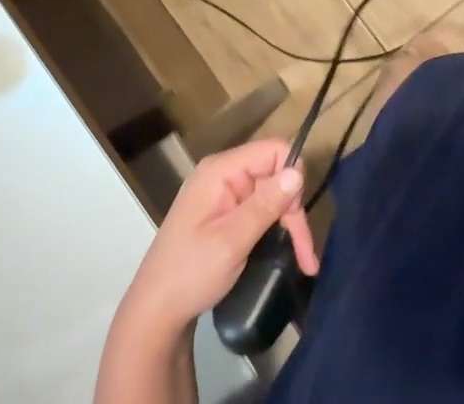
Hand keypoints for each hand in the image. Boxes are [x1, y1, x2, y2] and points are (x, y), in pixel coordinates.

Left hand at [118, 139, 320, 336]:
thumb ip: (264, 205)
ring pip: (273, 197)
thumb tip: (298, 171)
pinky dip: (278, 232)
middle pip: (275, 176)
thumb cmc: (189, 273)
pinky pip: (261, 212)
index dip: (292, 176)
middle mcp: (223, 176)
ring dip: (291, 226)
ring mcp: (224, 196)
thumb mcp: (231, 240)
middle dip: (293, 210)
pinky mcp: (227, 216)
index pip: (272, 151)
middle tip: (305, 252)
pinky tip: (294, 254)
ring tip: (306, 260)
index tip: (295, 215)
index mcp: (220, 172)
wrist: (156, 312)